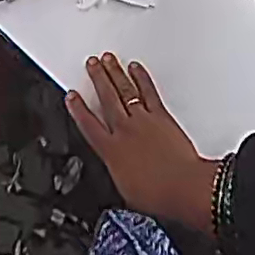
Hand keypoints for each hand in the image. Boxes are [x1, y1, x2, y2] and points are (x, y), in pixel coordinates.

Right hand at [66, 54, 219, 232]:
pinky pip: (148, 90)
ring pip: (124, 89)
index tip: (72, 95)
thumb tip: (118, 171)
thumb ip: (117, 172)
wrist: (182, 186)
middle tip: (91, 63)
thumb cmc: (157, 195)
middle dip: (97, 78)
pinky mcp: (160, 114)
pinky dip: (141, 77)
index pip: (89, 124)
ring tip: (108, 59)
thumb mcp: (126, 192)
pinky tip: (135, 68)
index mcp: (112, 151)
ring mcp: (142, 119)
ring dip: (114, 72)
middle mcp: (124, 130)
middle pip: (106, 97)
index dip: (78, 109)